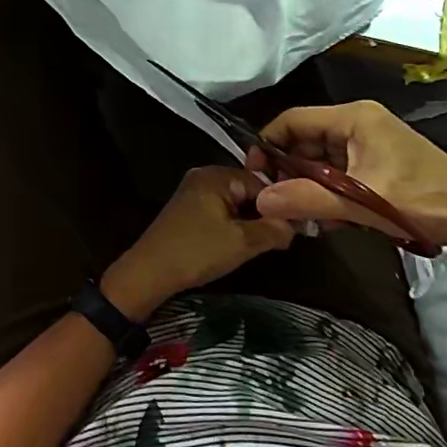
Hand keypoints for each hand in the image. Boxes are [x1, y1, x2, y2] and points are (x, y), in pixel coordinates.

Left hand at [100, 167, 295, 319]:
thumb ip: (275, 230)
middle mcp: (204, 175)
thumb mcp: (243, 242)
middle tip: (280, 240)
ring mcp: (193, 192)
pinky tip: (239, 244)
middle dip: (265, 215)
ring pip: (235, 203)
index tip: (294, 230)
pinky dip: (233, 225)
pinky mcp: (187, 209)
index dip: (281, 206)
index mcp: (217, 174)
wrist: (149, 272)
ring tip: (264, 244)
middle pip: (248, 191)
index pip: (263, 183)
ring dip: (250, 222)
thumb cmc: (197, 252)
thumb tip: (297, 224)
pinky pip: (220, 210)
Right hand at [247, 101, 446, 250]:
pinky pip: (337, 176)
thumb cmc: (422, 198)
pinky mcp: (376, 167)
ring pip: (319, 162)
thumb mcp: (360, 200)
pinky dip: (327, 195)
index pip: (293, 120)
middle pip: (304, 141)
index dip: (267, 144)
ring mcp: (368, 146)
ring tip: (299, 217)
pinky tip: (325, 220)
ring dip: (307, 188)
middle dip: (287, 172)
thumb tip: (260, 200)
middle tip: (274, 202)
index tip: (253, 175)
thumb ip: (308, 199)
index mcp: (354, 118)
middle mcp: (357, 125)